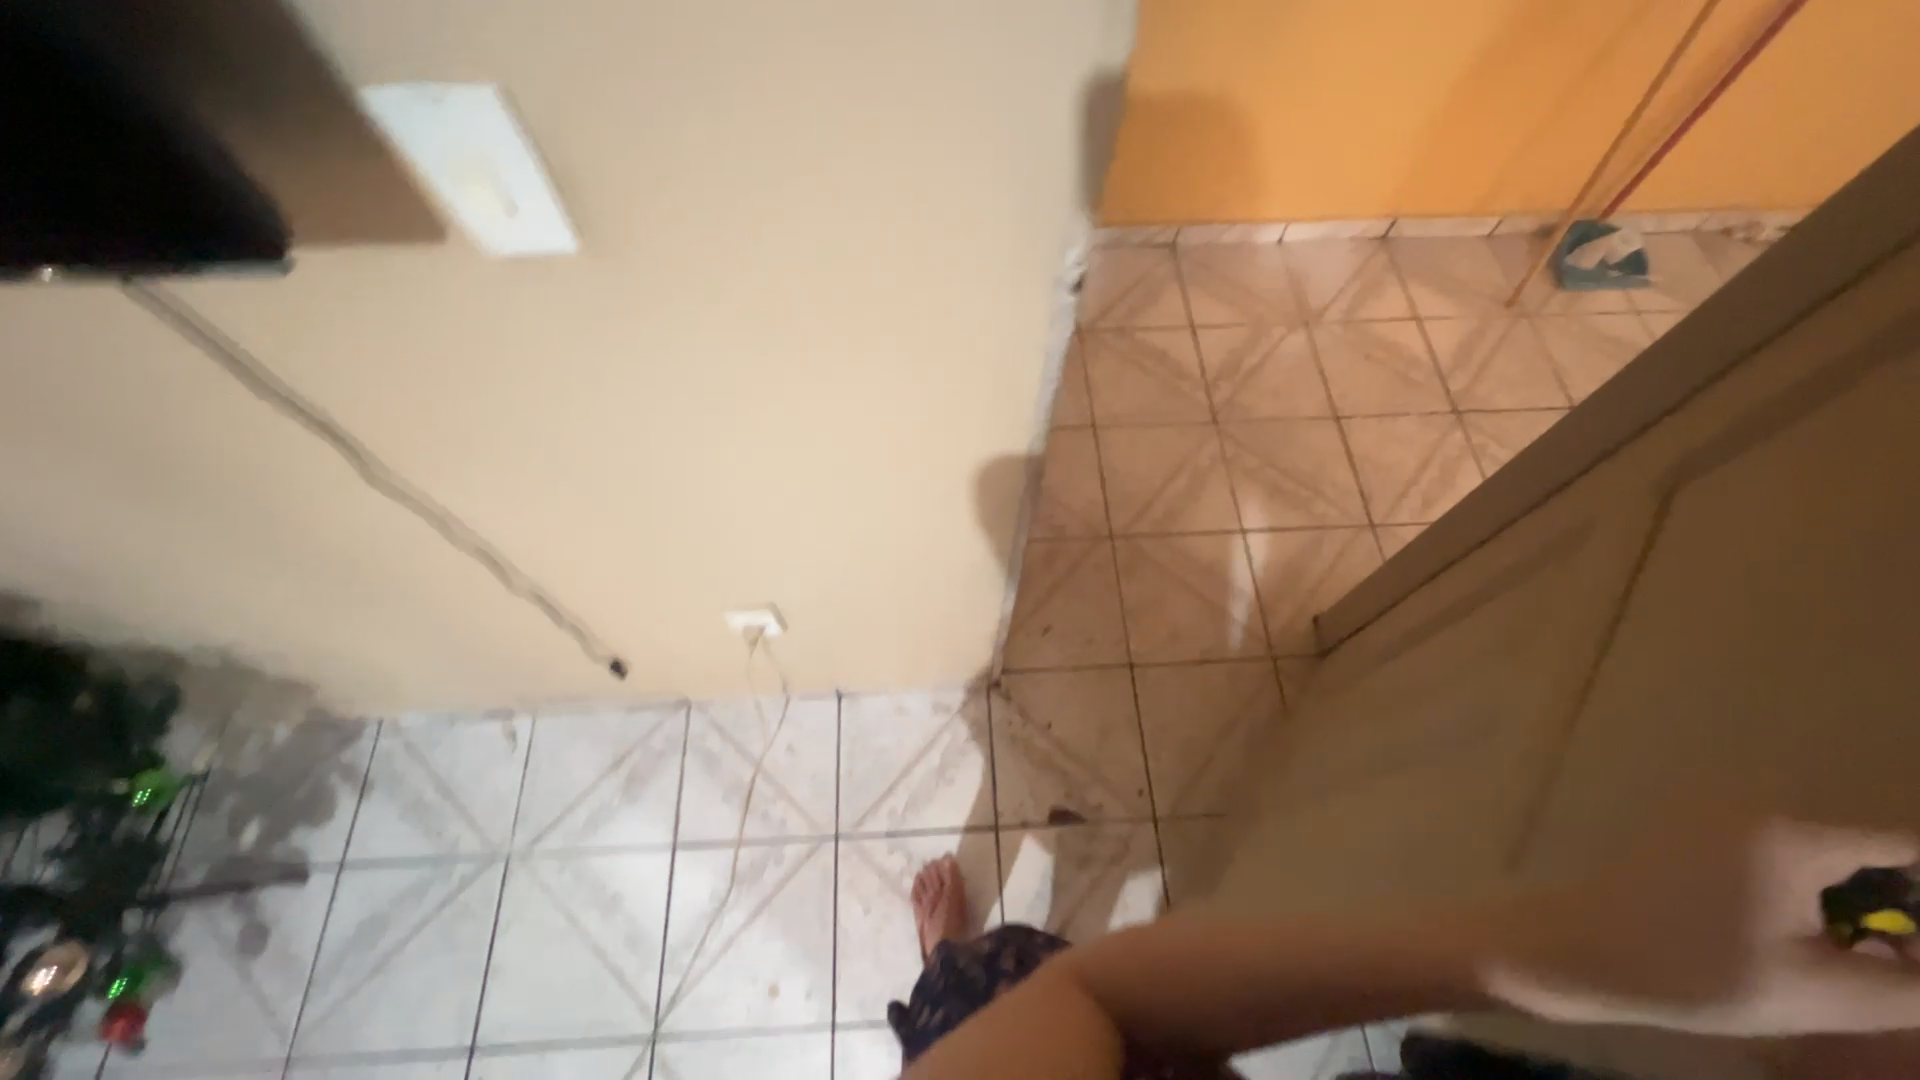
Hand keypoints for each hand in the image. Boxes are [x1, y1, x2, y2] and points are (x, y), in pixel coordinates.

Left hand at [1481, 813, 1919, 1035]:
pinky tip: (1798, 939)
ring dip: (1853, 901)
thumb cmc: (1695, 970)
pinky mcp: (1684, 831)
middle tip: (1891, 963)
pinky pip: (1773, 852)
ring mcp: (1709, 813)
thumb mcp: (1830, 993)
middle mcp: (1750, 805)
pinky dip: (1804, 891)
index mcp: (1791, 831)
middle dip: (1899, 904)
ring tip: (1858, 958)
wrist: (1575, 948)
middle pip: (1867, 846)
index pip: (1909, 844)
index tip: (1913, 955)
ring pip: (1821, 851)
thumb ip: (1917, 981)